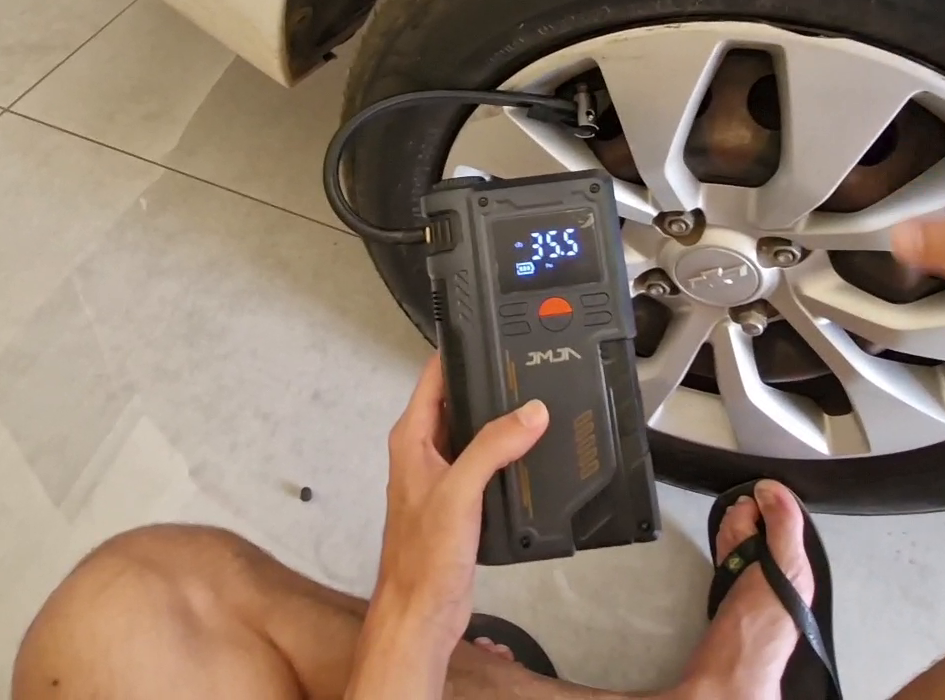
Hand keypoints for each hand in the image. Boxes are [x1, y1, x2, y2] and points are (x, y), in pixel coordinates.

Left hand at [347, 356, 547, 696]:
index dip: (457, 351)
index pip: (433, 376)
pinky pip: (483, 459)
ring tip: (532, 402)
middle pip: (457, 400)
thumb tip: (530, 412)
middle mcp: (423, 449)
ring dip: (497, 419)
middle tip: (522, 366)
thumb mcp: (461, 491)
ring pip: (473, 430)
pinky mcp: (458, 497)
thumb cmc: (424, 555)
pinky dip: (504, 450)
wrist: (423, 612)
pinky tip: (527, 450)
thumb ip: (493, 447)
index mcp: (412, 437)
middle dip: (487, 384)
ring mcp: (441, 473)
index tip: (485, 332)